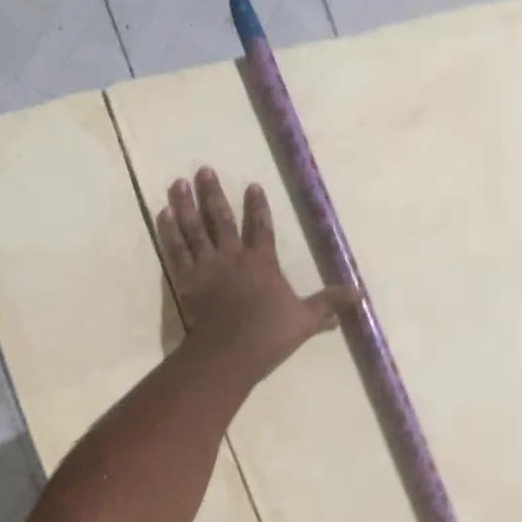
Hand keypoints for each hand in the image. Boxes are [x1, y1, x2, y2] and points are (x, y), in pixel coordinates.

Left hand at [156, 167, 358, 378]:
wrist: (229, 351)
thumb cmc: (269, 334)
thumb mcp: (306, 319)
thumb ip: (328, 304)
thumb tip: (358, 294)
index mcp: (262, 262)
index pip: (261, 228)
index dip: (258, 207)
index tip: (252, 185)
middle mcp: (232, 257)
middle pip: (220, 219)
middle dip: (212, 193)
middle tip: (204, 170)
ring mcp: (206, 267)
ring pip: (193, 228)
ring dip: (185, 204)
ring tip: (178, 183)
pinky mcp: (185, 281)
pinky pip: (175, 250)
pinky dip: (168, 232)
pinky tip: (163, 214)